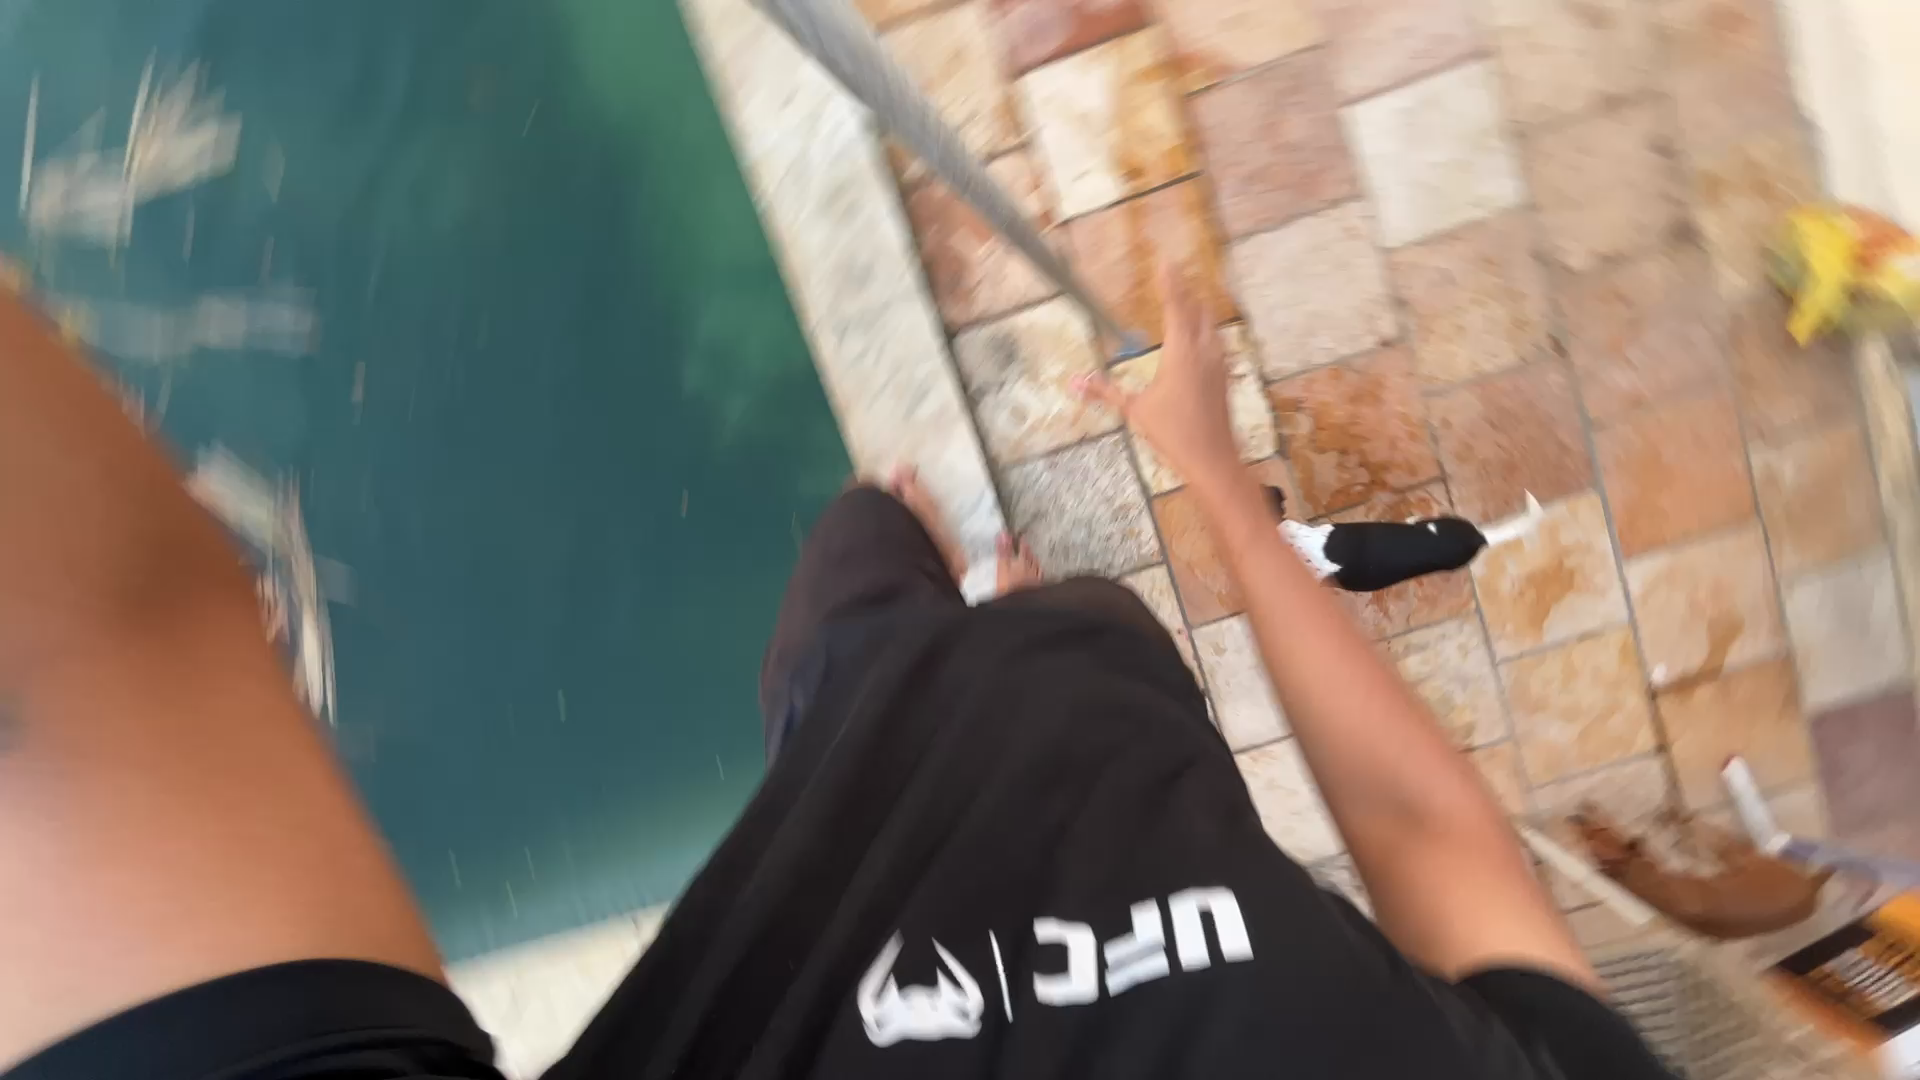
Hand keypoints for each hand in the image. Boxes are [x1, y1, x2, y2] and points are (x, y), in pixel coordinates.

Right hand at [1076, 263, 1240, 491]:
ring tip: (1184, 298)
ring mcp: (1218, 362)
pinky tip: (1196, 336)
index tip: (1164, 258)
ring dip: (1196, 307)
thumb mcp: (1135, 410)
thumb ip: (1105, 392)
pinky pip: (1214, 340)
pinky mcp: (1223, 375)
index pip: (1176, 304)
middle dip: (1184, 289)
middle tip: (1172, 273)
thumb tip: (1074, 382)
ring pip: (1210, 323)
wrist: (1213, 458)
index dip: (1170, 280)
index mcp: (1182, 351)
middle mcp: (1204, 349)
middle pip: (1198, 307)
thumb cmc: (1173, 433)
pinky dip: (1202, 329)